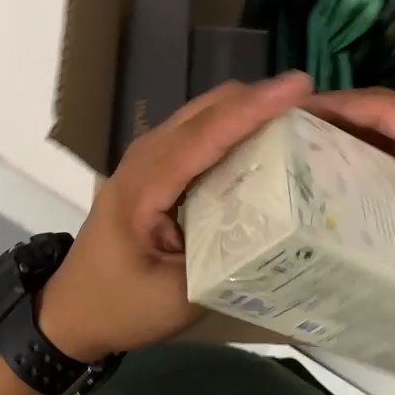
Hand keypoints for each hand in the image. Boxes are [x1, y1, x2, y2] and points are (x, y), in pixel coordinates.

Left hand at [38, 72, 313, 359]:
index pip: (204, 134)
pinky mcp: (162, 163)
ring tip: (307, 120)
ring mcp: (152, 154)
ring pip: (209, 111)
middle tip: (323, 109)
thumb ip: (230, 267)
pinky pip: (206, 129)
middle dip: (264, 100)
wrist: (72, 308)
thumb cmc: (119, 305)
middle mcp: (148, 154)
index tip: (300, 87)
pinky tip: (273, 141)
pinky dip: (240, 125)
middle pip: (210, 107)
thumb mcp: (177, 298)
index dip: (253, 108)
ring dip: (253, 110)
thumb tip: (289, 242)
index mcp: (145, 184)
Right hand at [307, 89, 394, 288]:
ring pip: (380, 146)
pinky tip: (332, 202)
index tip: (296, 110)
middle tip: (275, 140)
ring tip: (290, 167)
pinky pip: (389, 174)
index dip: (347, 105)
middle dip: (329, 123)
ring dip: (339, 148)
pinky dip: (358, 177)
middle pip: (377, 122)